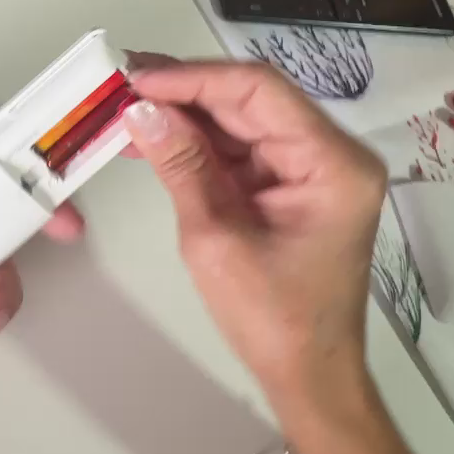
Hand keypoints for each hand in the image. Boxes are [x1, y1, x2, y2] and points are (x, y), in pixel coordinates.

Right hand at [122, 61, 386, 395]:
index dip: (193, 78)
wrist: (306, 375)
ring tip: (124, 105)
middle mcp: (325, 152)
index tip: (138, 79)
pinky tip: (147, 135)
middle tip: (122, 81)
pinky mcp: (281, 179)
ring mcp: (304, 165)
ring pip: (233, 115)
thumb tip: (139, 109)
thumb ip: (180, 164)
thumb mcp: (216, 237)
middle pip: (246, 97)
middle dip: (181, 89)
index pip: (257, 90)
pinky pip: (232, 143)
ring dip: (179, 111)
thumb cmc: (273, 318)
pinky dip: (188, 138)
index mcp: (330, 162)